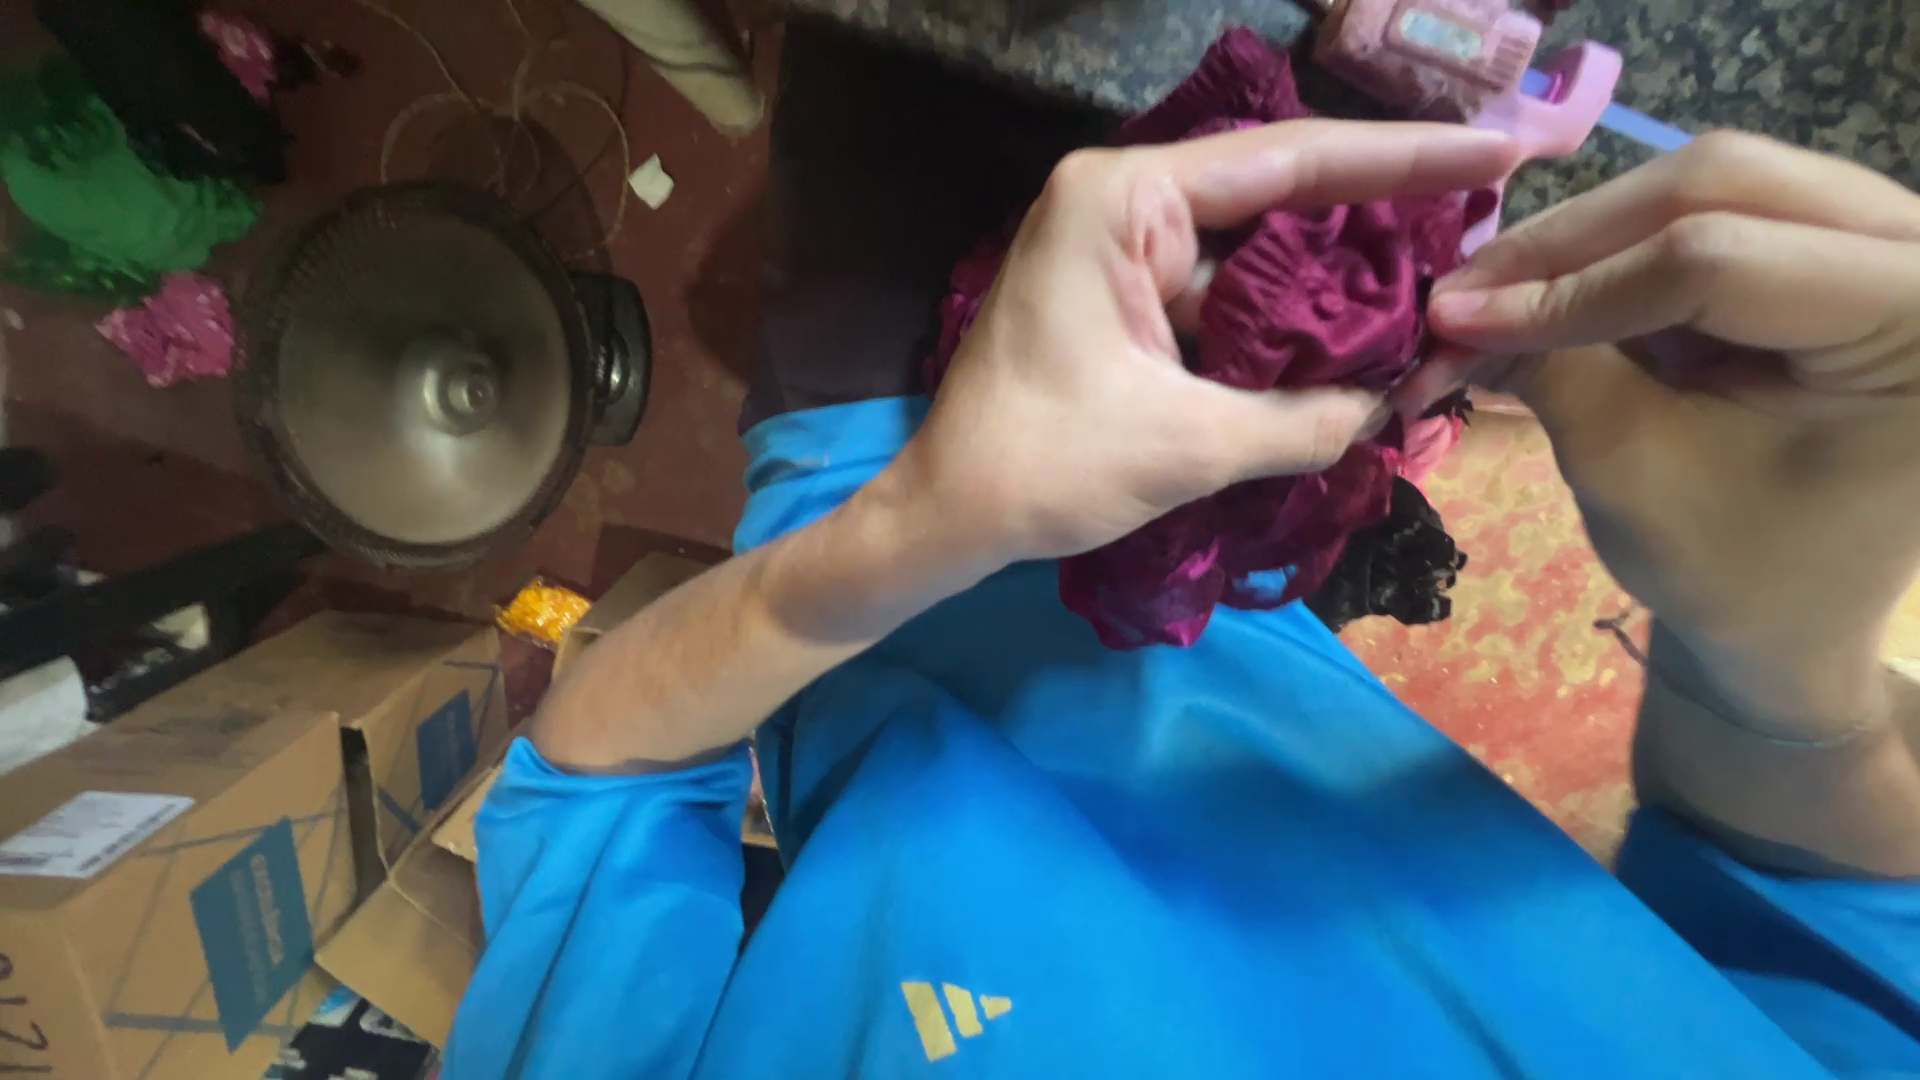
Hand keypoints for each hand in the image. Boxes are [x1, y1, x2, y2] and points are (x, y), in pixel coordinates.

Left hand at [883, 121, 1518, 567]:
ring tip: (1415, 328)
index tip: (1502, 153)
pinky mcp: (1106, 311)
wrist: (949, 515)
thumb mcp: (1189, 443)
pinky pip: (1205, 313)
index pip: (1288, 161)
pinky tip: (1326, 367)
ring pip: (1241, 273)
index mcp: (1123, 201)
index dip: (1404, 160)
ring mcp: (1108, 261)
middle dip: (1363, 248)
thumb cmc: (1047, 466)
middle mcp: (1115, 209)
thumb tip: (1386, 408)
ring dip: (1313, 310)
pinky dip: (1260, 343)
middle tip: (1467, 265)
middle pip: (1269, 212)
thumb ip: (1304, 420)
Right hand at [1422, 131, 1919, 736]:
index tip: (1446, 326)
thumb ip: (1549, 373)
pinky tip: (1531, 305)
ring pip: (1703, 187)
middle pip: (1719, 184)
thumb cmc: (1729, 564)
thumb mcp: (1627, 470)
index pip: (1719, 259)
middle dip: (1563, 243)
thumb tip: (1445, 317)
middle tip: (1458, 299)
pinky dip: (1595, 263)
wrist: (1786, 604)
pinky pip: (1694, 222)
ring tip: (1483, 304)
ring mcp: (1880, 242)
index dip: (1565, 289)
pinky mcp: (1817, 257)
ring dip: (1572, 246)